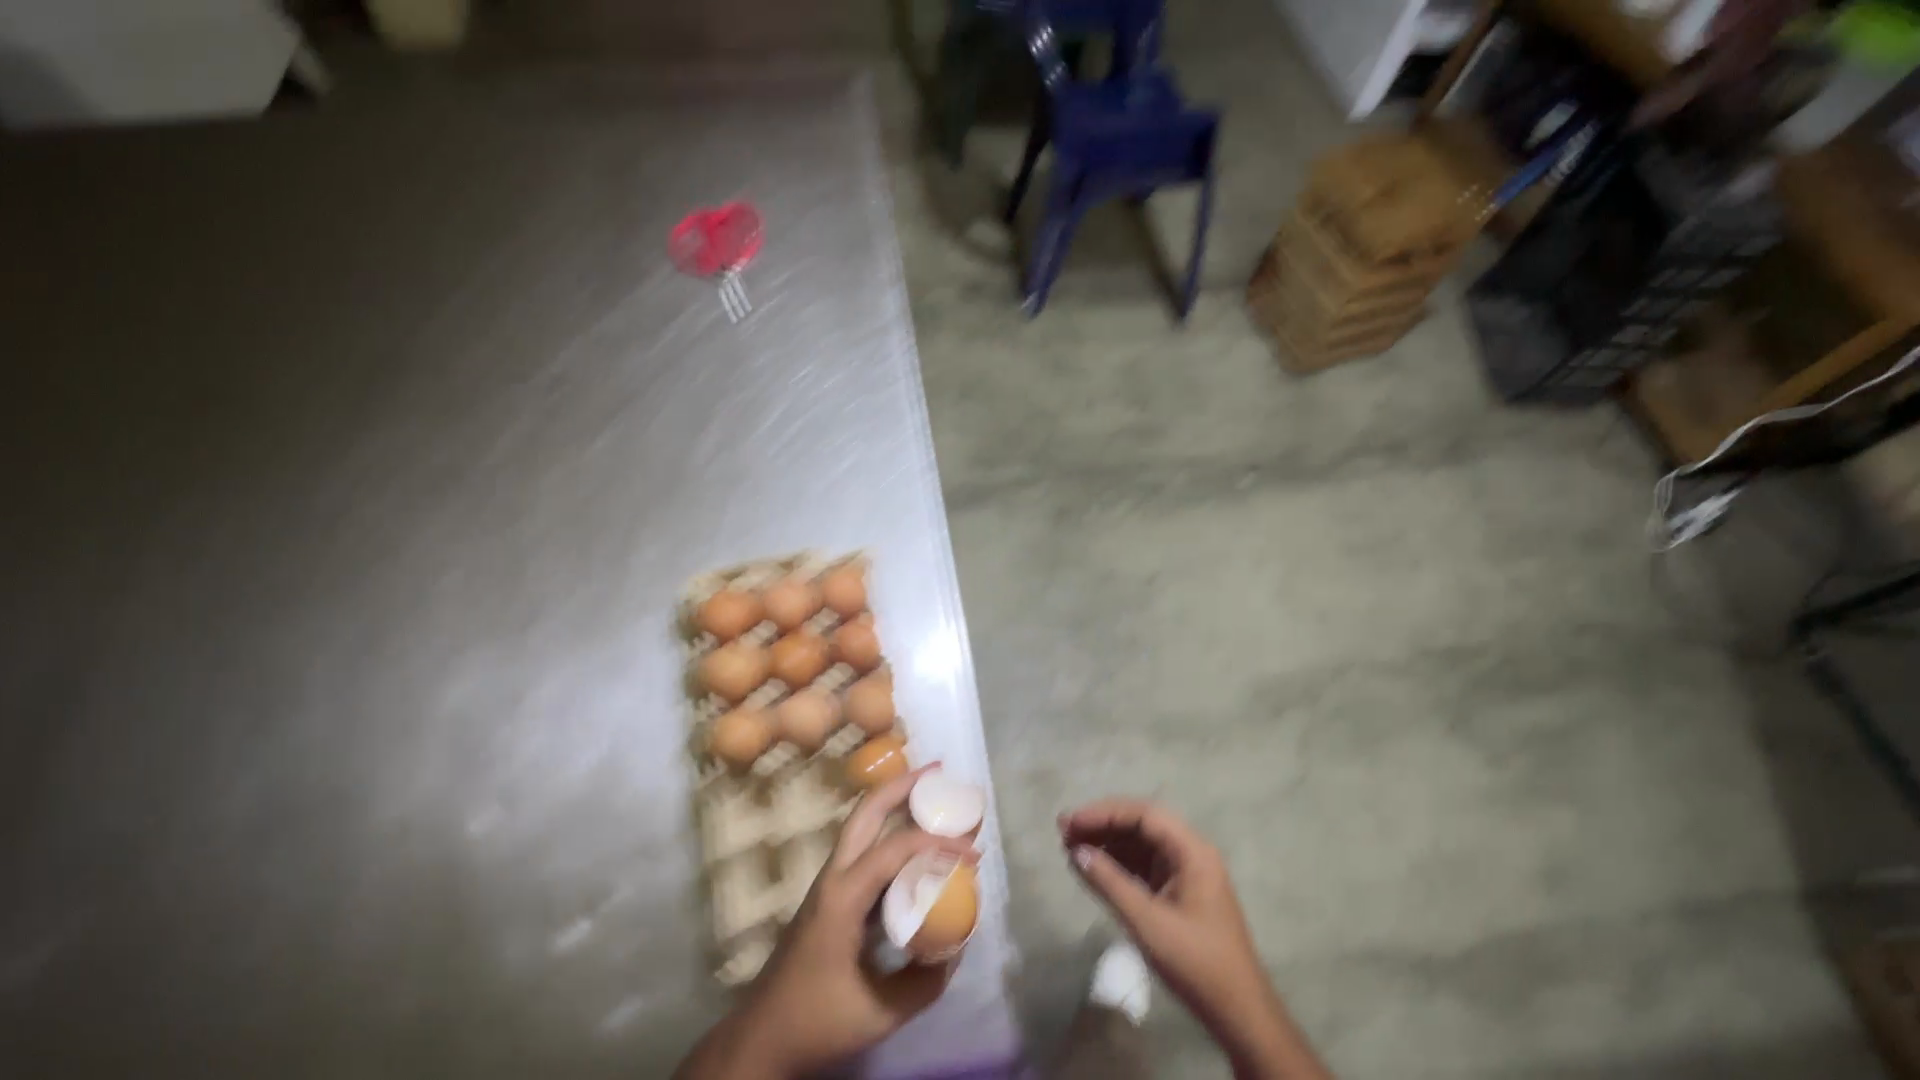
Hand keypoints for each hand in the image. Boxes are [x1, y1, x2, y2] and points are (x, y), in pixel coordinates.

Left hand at [677, 765, 977, 1079]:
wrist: (762, 1038)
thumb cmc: (816, 1020)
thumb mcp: (880, 1011)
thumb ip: (925, 982)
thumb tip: (955, 949)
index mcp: (842, 897)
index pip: (894, 849)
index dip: (938, 844)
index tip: (975, 855)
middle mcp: (833, 879)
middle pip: (865, 813)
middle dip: (902, 786)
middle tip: (940, 772)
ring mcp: (827, 886)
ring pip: (860, 828)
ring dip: (894, 805)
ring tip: (931, 795)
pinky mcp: (829, 899)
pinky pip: (862, 853)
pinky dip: (889, 836)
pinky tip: (913, 849)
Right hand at [1061, 798, 1330, 1079]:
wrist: (1237, 1010)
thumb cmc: (1196, 962)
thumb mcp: (1147, 922)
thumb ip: (1110, 883)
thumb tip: (1076, 852)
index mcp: (1192, 852)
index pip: (1144, 814)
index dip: (1104, 813)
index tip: (1070, 823)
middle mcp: (1190, 854)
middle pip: (1142, 824)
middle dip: (1103, 825)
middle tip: (1063, 832)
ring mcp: (1185, 874)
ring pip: (1141, 845)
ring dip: (1107, 844)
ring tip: (1071, 848)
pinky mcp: (1179, 894)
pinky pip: (1144, 867)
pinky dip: (1118, 865)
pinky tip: (1093, 870)